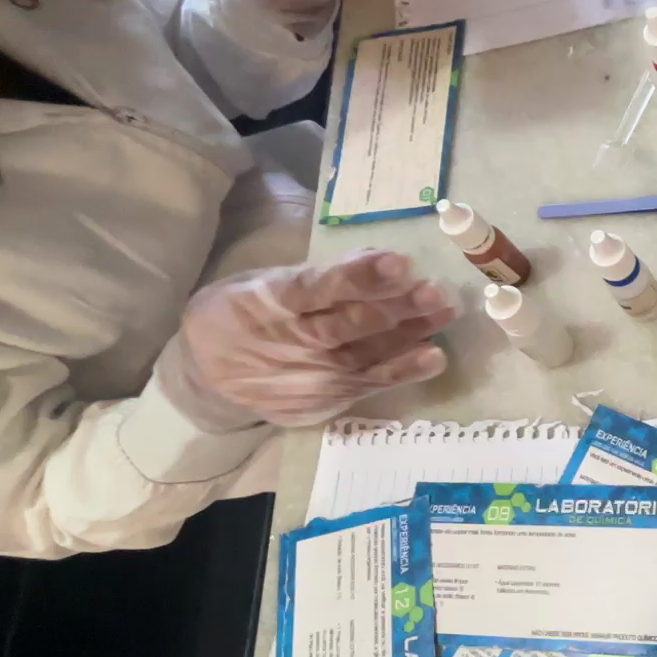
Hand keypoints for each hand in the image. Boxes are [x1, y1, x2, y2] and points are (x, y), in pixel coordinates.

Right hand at [154, 249, 454, 429]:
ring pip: (369, 352)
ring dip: (412, 333)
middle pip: (349, 323)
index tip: (399, 262)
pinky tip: (434, 356)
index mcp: (266, 301)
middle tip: (435, 290)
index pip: (315, 287)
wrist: (210, 379)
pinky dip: (406, 370)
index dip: (358, 277)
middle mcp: (291, 341)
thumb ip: (318, 274)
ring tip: (445, 313)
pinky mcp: (330, 399)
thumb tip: (373, 257)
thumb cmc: (245, 317)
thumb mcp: (263, 284)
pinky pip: (374, 382)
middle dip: (397, 306)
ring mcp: (313, 374)